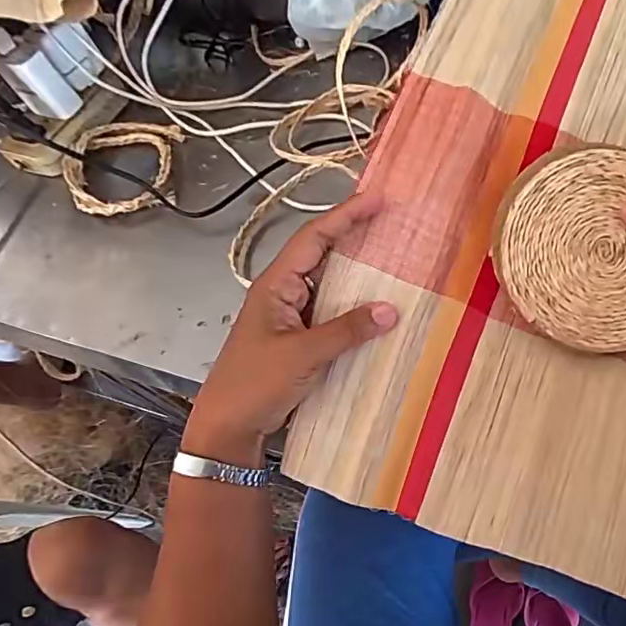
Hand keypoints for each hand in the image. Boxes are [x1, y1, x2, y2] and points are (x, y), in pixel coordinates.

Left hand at [187, 193, 397, 460]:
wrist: (230, 425)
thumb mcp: (302, 354)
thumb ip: (346, 330)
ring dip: (359, 276)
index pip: (313, 239)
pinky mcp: (302, 340)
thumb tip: (390, 310)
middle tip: (392, 226)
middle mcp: (285, 294)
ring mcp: (293, 317)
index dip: (345, 216)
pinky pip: (334, 315)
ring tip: (395, 263)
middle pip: (324, 256)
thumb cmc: (253, 384)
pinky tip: (379, 312)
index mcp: (276, 285)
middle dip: (356, 239)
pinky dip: (356, 310)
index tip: (376, 200)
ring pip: (331, 287)